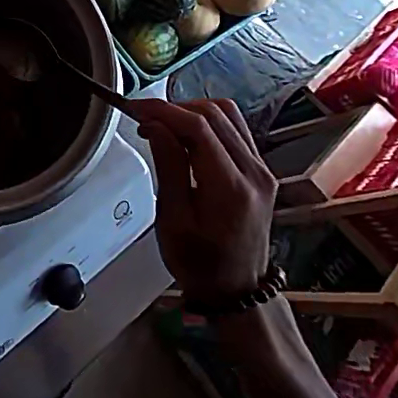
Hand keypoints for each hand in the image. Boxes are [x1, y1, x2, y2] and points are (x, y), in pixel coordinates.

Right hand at [122, 98, 275, 300]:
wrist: (236, 289)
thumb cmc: (199, 263)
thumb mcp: (173, 220)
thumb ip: (168, 166)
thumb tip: (155, 125)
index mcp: (230, 187)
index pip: (198, 127)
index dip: (163, 110)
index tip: (136, 108)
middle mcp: (253, 171)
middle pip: (215, 114)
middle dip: (175, 108)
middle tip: (144, 118)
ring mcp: (261, 168)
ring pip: (227, 115)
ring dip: (192, 111)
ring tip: (163, 125)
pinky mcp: (260, 169)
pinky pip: (235, 129)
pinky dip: (207, 122)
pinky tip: (186, 135)